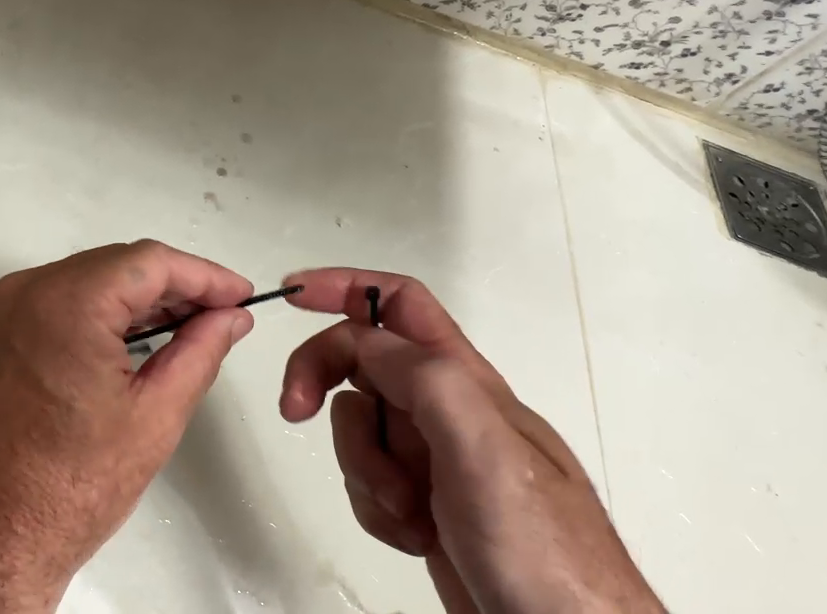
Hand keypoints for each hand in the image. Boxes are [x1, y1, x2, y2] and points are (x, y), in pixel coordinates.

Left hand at [0, 240, 254, 612]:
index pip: (149, 261)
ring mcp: (0, 307)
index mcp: (67, 302)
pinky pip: (53, 300)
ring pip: (83, 278)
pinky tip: (127, 337)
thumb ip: (199, 351)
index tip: (240, 294)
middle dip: (170, 285)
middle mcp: (26, 288)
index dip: (202, 274)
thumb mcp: (155, 416)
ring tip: (182, 326)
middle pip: (114, 264)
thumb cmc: (73, 485)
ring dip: (133, 297)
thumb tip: (231, 316)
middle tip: (218, 315)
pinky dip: (94, 310)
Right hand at [279, 269, 663, 613]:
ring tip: (404, 511)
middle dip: (321, 380)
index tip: (291, 295)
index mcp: (462, 377)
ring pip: (357, 427)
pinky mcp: (423, 505)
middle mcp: (444, 408)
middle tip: (292, 411)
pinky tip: (413, 535)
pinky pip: (367, 480)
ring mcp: (433, 459)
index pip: (397, 303)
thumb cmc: (534, 541)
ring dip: (362, 466)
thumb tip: (364, 342)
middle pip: (360, 362)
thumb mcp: (481, 444)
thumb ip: (421, 376)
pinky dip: (374, 505)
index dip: (344, 286)